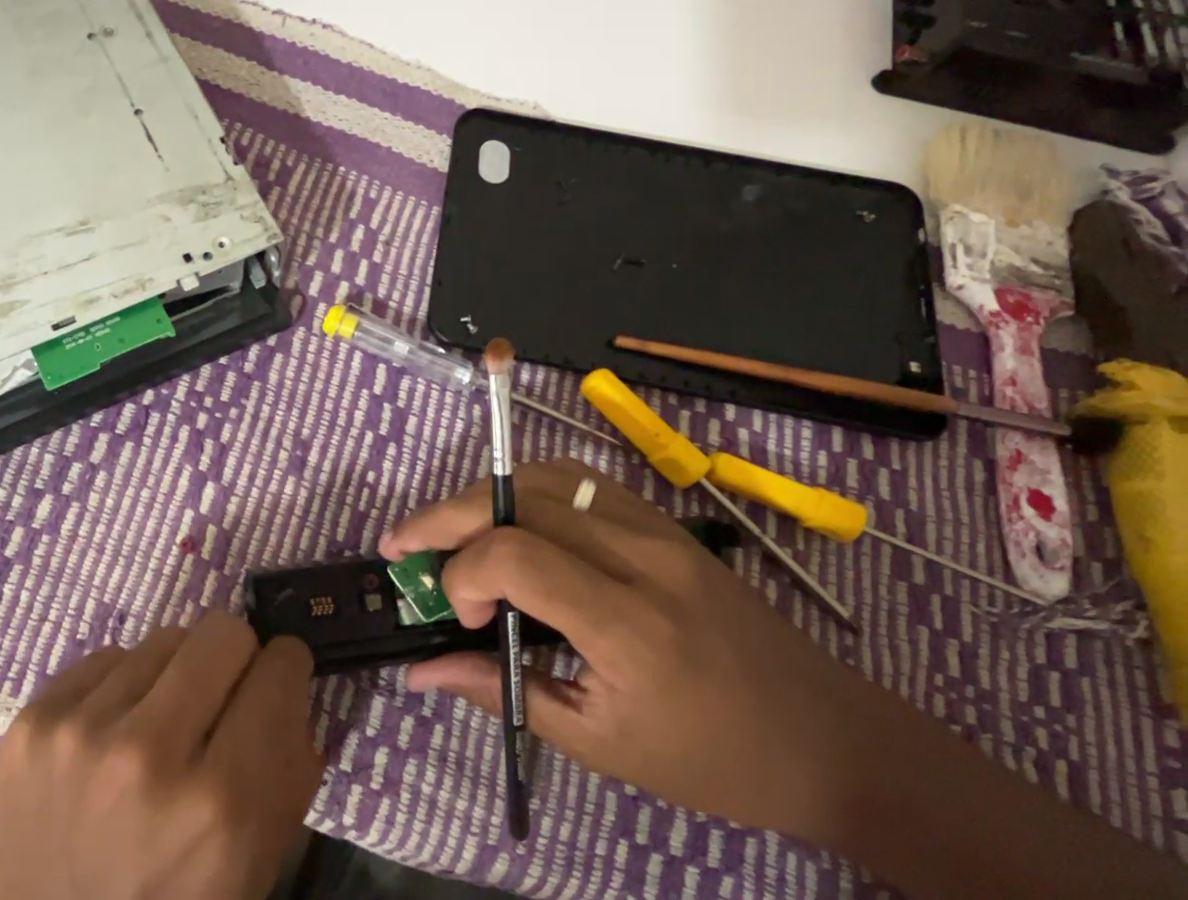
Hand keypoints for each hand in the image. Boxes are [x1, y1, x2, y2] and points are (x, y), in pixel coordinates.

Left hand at [0, 612, 320, 899]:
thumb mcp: (255, 861)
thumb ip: (287, 768)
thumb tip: (286, 684)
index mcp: (221, 802)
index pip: (278, 670)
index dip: (285, 670)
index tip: (277, 681)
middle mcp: (150, 754)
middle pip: (221, 633)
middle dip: (236, 658)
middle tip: (224, 693)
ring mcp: (82, 732)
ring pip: (164, 638)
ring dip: (176, 674)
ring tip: (161, 723)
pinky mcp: (33, 720)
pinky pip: (107, 659)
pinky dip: (122, 687)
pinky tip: (113, 734)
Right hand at [379, 460, 909, 843]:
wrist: (828, 738)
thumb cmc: (712, 759)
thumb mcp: (599, 744)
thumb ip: (500, 693)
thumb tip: (419, 669)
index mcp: (629, 625)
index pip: (515, 555)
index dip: (462, 574)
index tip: (457, 618)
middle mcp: (642, 557)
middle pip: (519, 497)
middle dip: (447, 516)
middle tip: (405, 548)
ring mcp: (659, 529)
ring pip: (547, 474)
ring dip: (484, 495)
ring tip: (448, 532)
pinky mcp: (667, 523)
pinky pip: (581, 481)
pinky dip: (527, 490)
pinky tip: (509, 522)